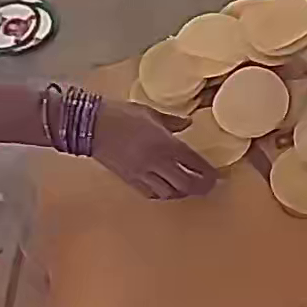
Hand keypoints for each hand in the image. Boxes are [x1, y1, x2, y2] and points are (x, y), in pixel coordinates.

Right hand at [93, 101, 217, 198]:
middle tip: (209, 186)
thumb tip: (188, 124)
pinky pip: (152, 193)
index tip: (217, 176)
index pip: (193, 163)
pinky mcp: (130, 180)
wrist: (89, 125)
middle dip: (201, 187)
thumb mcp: (150, 112)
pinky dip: (164, 194)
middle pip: (186, 184)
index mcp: (165, 144)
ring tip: (191, 188)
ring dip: (183, 192)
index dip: (208, 172)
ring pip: (170, 192)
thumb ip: (172, 122)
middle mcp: (157, 162)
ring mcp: (142, 174)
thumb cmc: (120, 114)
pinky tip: (169, 190)